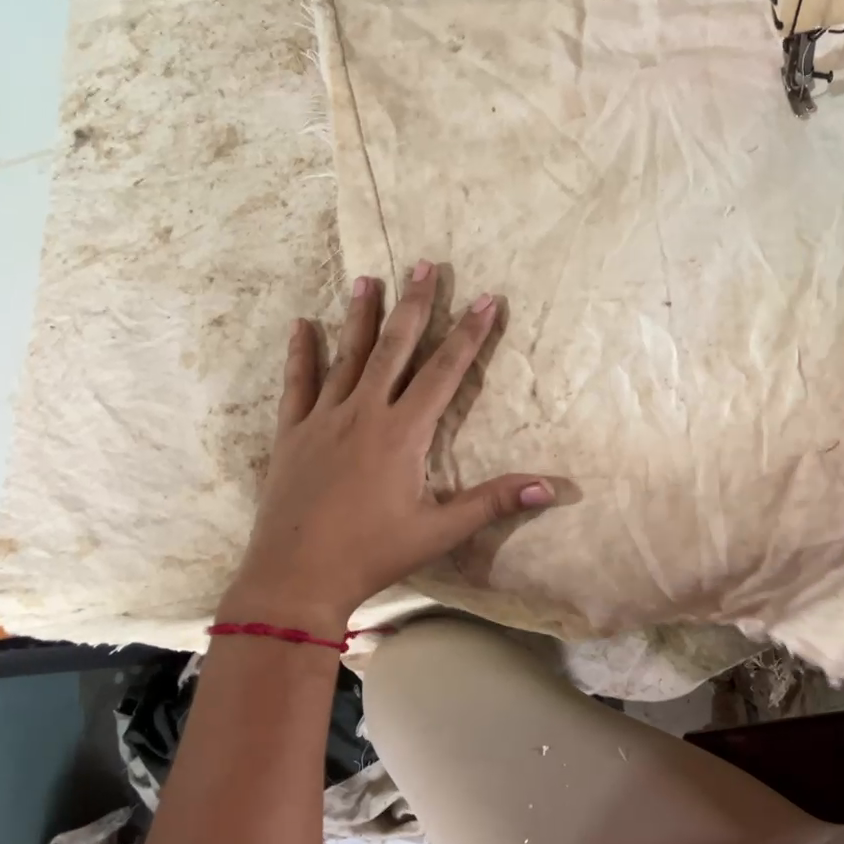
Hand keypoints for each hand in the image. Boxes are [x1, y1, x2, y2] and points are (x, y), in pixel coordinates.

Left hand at [218, 261, 554, 635]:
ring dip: (361, 316)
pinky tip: (302, 325)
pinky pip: (298, 384)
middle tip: (424, 264)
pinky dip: (301, 353)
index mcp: (402, 434)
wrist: (294, 579)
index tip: (487, 299)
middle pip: (395, 348)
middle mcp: (363, 414)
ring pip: (347, 356)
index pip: (443, 371)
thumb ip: (492, 503)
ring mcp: (323, 420)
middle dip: (414, 305)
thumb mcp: (438, 530)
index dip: (469, 334)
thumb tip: (551, 488)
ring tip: (369, 277)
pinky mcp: (292, 434)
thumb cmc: (372, 555)